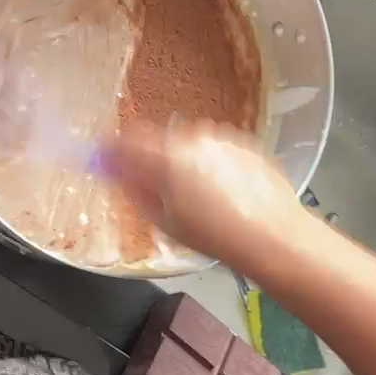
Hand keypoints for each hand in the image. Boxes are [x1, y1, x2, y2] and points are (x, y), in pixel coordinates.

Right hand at [98, 119, 312, 266]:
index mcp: (165, 157)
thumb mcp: (163, 221)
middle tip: (155, 191)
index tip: (102, 160)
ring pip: (187, 145)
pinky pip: (214, 150)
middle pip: (157, 141)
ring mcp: (221, 138)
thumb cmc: (215, 235)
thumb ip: (133, 190)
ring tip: (197, 199)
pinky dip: (209, 165)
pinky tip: (222, 194)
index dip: (109, 151)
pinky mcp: (244, 144)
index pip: (124, 140)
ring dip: (183, 163)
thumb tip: (115, 172)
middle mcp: (191, 139)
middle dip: (151, 161)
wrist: (273, 235)